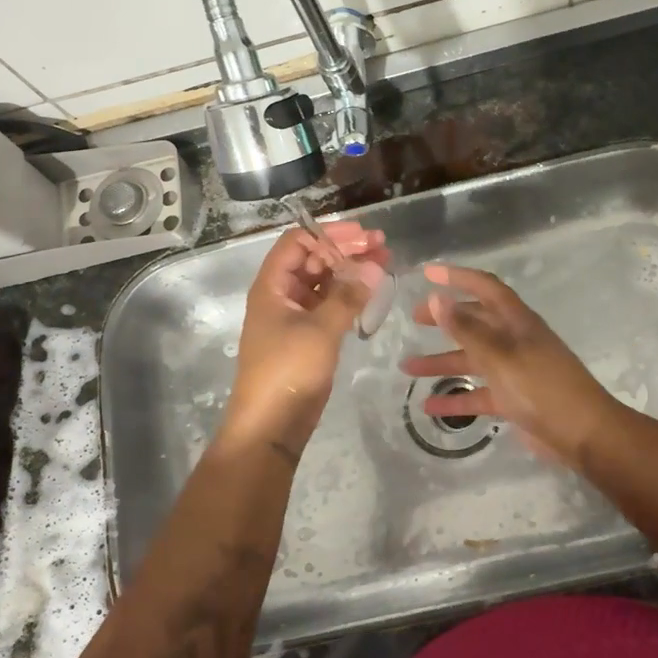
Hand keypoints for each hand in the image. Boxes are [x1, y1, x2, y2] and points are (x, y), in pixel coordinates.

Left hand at [222, 221, 389, 452]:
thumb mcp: (320, 330)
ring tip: (385, 264)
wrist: (272, 423)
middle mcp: (281, 296)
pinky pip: (329, 307)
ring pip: (324, 283)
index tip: (363, 235)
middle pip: (313, 260)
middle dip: (346, 250)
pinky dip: (349, 297)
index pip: (297, 242)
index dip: (328, 233)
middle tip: (382, 247)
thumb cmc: (288, 370)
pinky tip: (373, 293)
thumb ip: (348, 296)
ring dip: (351, 272)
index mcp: (272, 286)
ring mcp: (295, 318)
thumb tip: (373, 266)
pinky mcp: (308, 338)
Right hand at [400, 263, 619, 466]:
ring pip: (472, 360)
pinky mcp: (514, 400)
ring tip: (407, 367)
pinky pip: (478, 394)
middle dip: (446, 319)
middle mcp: (515, 341)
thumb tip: (437, 298)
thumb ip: (467, 330)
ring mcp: (515, 371)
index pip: (486, 288)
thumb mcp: (500, 356)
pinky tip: (429, 407)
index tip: (427, 274)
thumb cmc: (542, 387)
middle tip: (415, 319)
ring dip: (442, 362)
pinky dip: (455, 399)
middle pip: (476, 322)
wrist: (582, 432)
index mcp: (517, 322)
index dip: (458, 277)